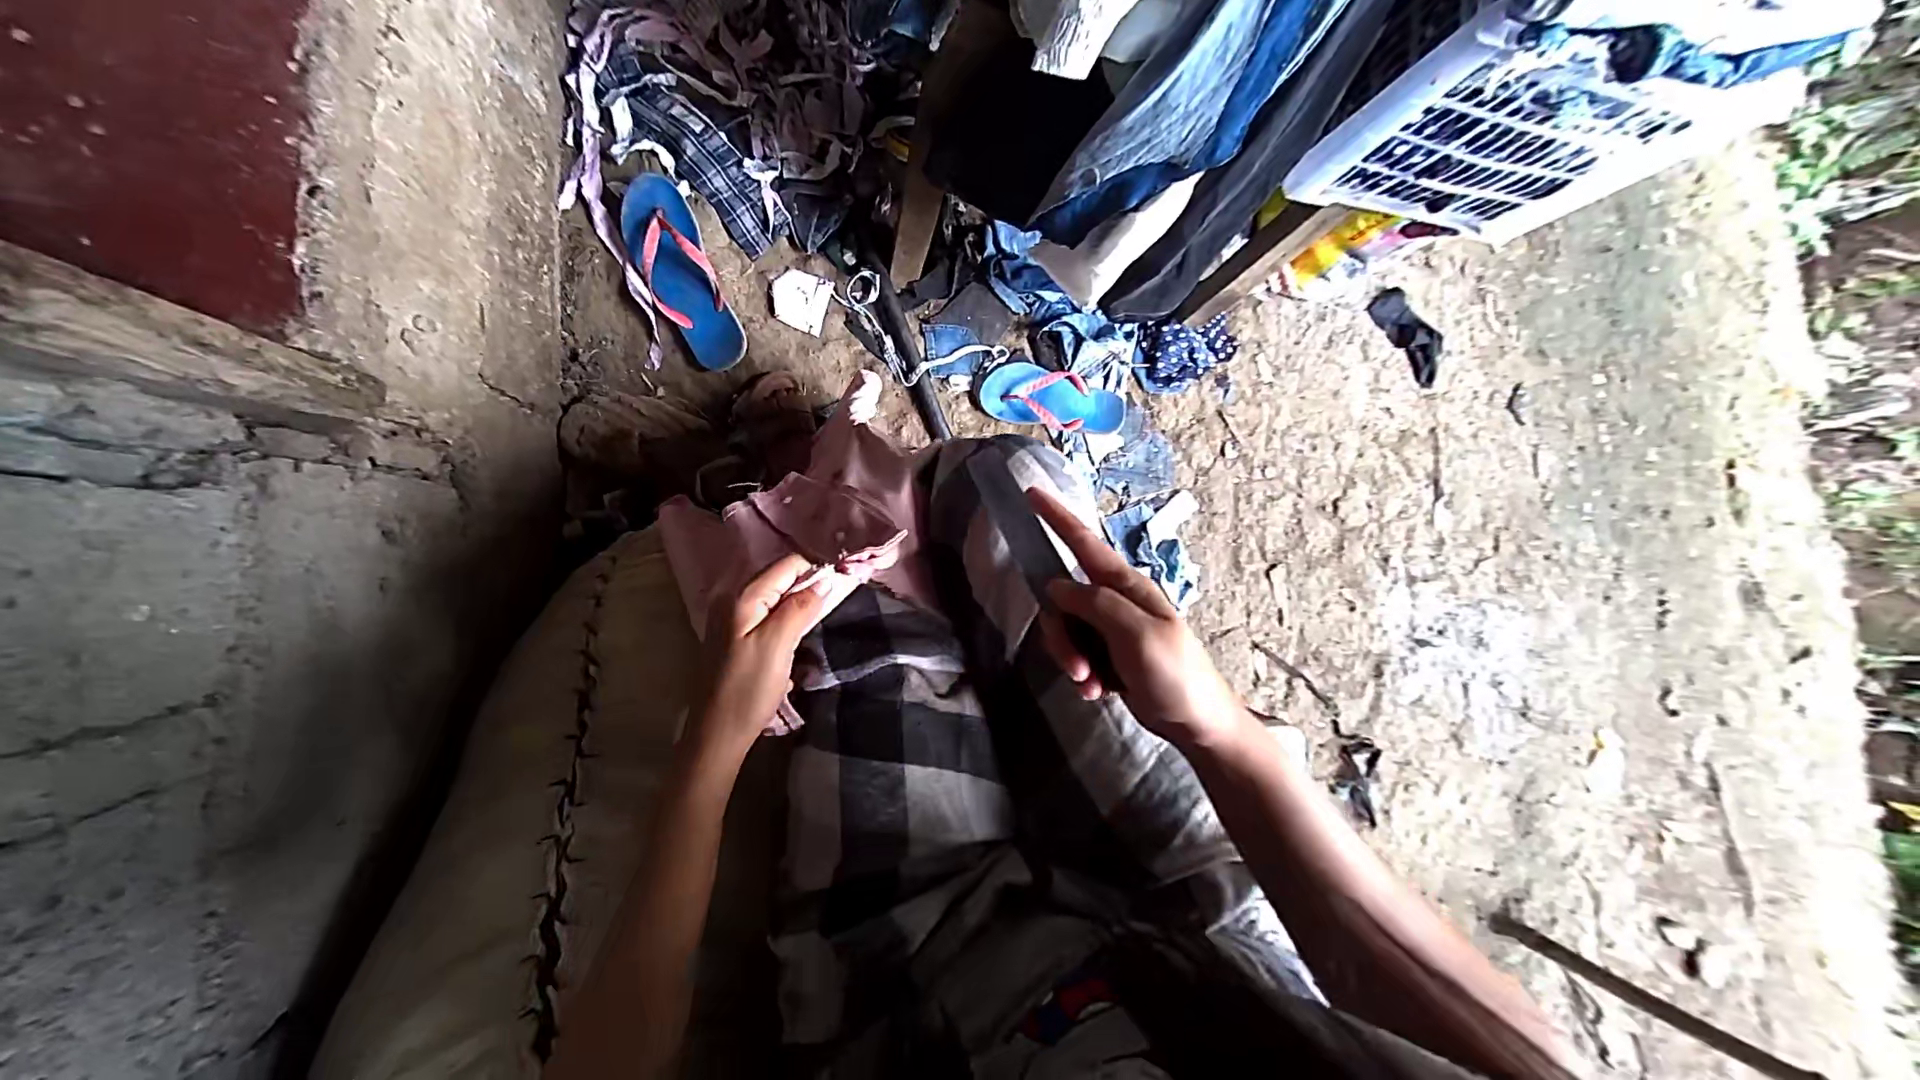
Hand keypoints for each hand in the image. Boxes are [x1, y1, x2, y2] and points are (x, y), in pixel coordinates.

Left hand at [689, 554, 832, 756]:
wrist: (718, 733)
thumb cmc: (748, 689)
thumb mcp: (779, 644)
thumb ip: (800, 607)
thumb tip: (825, 579)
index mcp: (742, 596)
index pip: (788, 564)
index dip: (816, 571)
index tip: (840, 587)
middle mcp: (732, 599)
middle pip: (781, 578)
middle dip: (808, 588)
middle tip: (830, 609)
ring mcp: (731, 618)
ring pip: (776, 598)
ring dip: (799, 607)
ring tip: (815, 626)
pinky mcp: (734, 637)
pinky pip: (768, 615)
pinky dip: (785, 622)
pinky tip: (793, 642)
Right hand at [1028, 488, 1254, 750]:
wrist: (1196, 722)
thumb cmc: (1175, 674)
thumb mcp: (1137, 634)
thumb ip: (1095, 604)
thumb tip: (1055, 586)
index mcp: (1124, 585)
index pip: (1083, 542)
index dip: (1057, 517)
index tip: (1031, 493)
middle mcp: (1112, 599)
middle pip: (1061, 600)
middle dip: (1060, 636)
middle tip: (1078, 669)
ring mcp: (1108, 627)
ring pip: (1063, 629)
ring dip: (1070, 659)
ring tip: (1091, 685)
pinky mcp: (1104, 653)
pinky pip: (1073, 652)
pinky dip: (1080, 674)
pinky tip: (1096, 692)